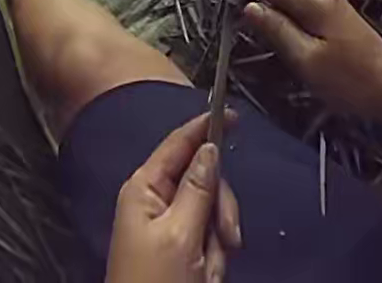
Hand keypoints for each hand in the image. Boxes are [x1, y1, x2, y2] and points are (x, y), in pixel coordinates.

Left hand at [105, 113, 242, 282]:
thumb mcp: (180, 234)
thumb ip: (198, 187)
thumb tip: (210, 146)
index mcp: (146, 187)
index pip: (179, 142)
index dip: (206, 126)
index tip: (235, 116)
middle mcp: (155, 200)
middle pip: (202, 179)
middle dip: (219, 209)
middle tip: (229, 237)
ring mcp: (167, 227)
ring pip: (210, 211)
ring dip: (217, 242)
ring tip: (207, 274)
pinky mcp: (178, 252)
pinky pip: (207, 240)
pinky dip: (212, 260)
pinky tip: (205, 279)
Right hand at [240, 0, 381, 122]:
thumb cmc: (349, 79)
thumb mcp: (306, 59)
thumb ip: (276, 30)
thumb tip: (249, 7)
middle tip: (227, 11)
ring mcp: (329, 0)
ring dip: (269, 7)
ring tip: (244, 22)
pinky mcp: (334, 12)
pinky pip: (300, 7)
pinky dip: (284, 15)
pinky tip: (274, 30)